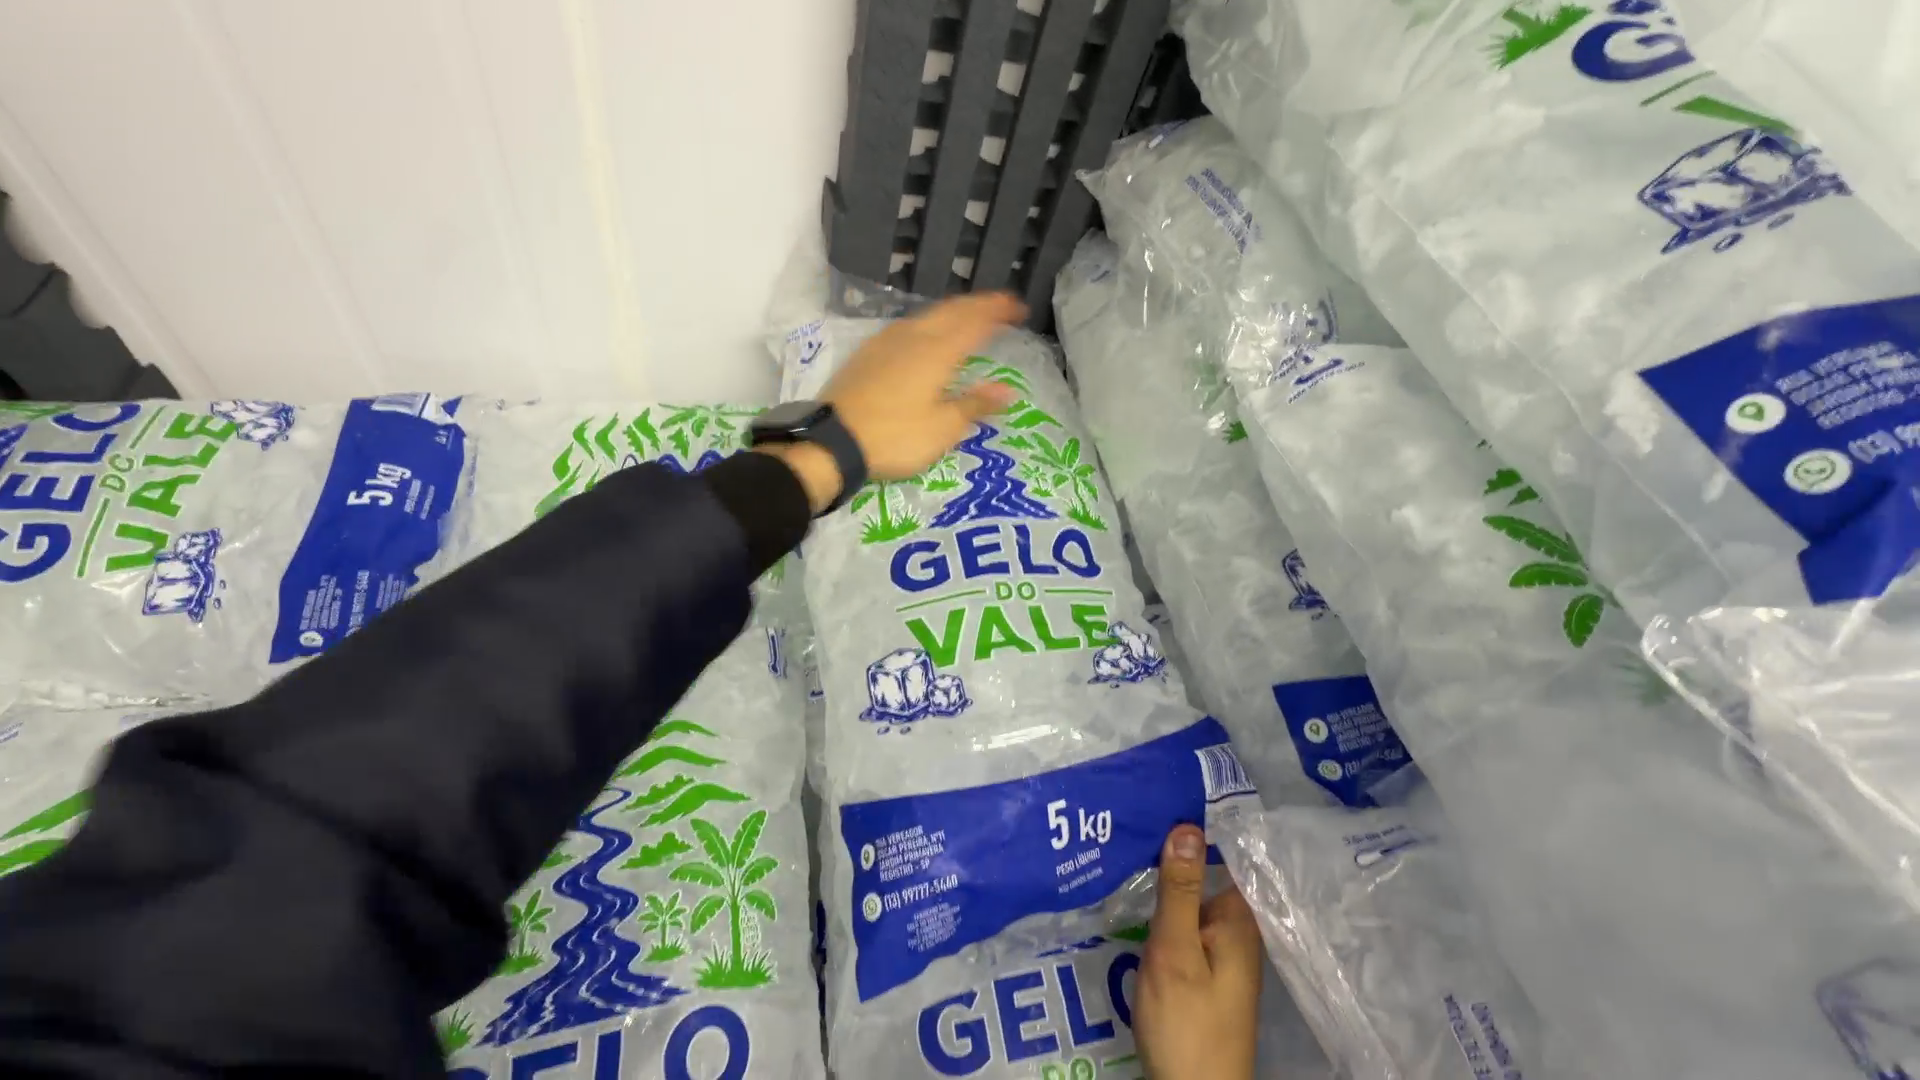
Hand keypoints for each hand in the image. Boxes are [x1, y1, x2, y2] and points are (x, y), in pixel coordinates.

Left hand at [762, 292, 1027, 512]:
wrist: (833, 442)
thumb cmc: (895, 437)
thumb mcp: (942, 429)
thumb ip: (975, 404)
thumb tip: (1007, 390)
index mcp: (937, 351)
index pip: (975, 321)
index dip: (998, 311)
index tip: (1019, 308)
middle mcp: (913, 337)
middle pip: (950, 310)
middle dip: (978, 306)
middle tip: (999, 308)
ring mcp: (885, 342)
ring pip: (926, 316)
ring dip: (952, 312)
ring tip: (967, 318)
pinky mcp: (867, 354)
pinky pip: (906, 327)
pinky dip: (928, 325)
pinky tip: (925, 336)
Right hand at [1135, 825, 1263, 1079]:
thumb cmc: (1187, 1022)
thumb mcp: (1175, 950)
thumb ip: (1179, 890)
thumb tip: (1188, 824)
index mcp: (1240, 919)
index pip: (1226, 853)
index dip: (1199, 823)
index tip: (1165, 794)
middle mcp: (1238, 930)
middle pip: (1207, 874)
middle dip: (1177, 849)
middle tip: (1134, 814)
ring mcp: (1223, 953)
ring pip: (1194, 899)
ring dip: (1168, 878)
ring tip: (1128, 843)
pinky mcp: (1206, 972)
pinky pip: (1188, 922)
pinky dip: (1167, 906)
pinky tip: (1140, 896)